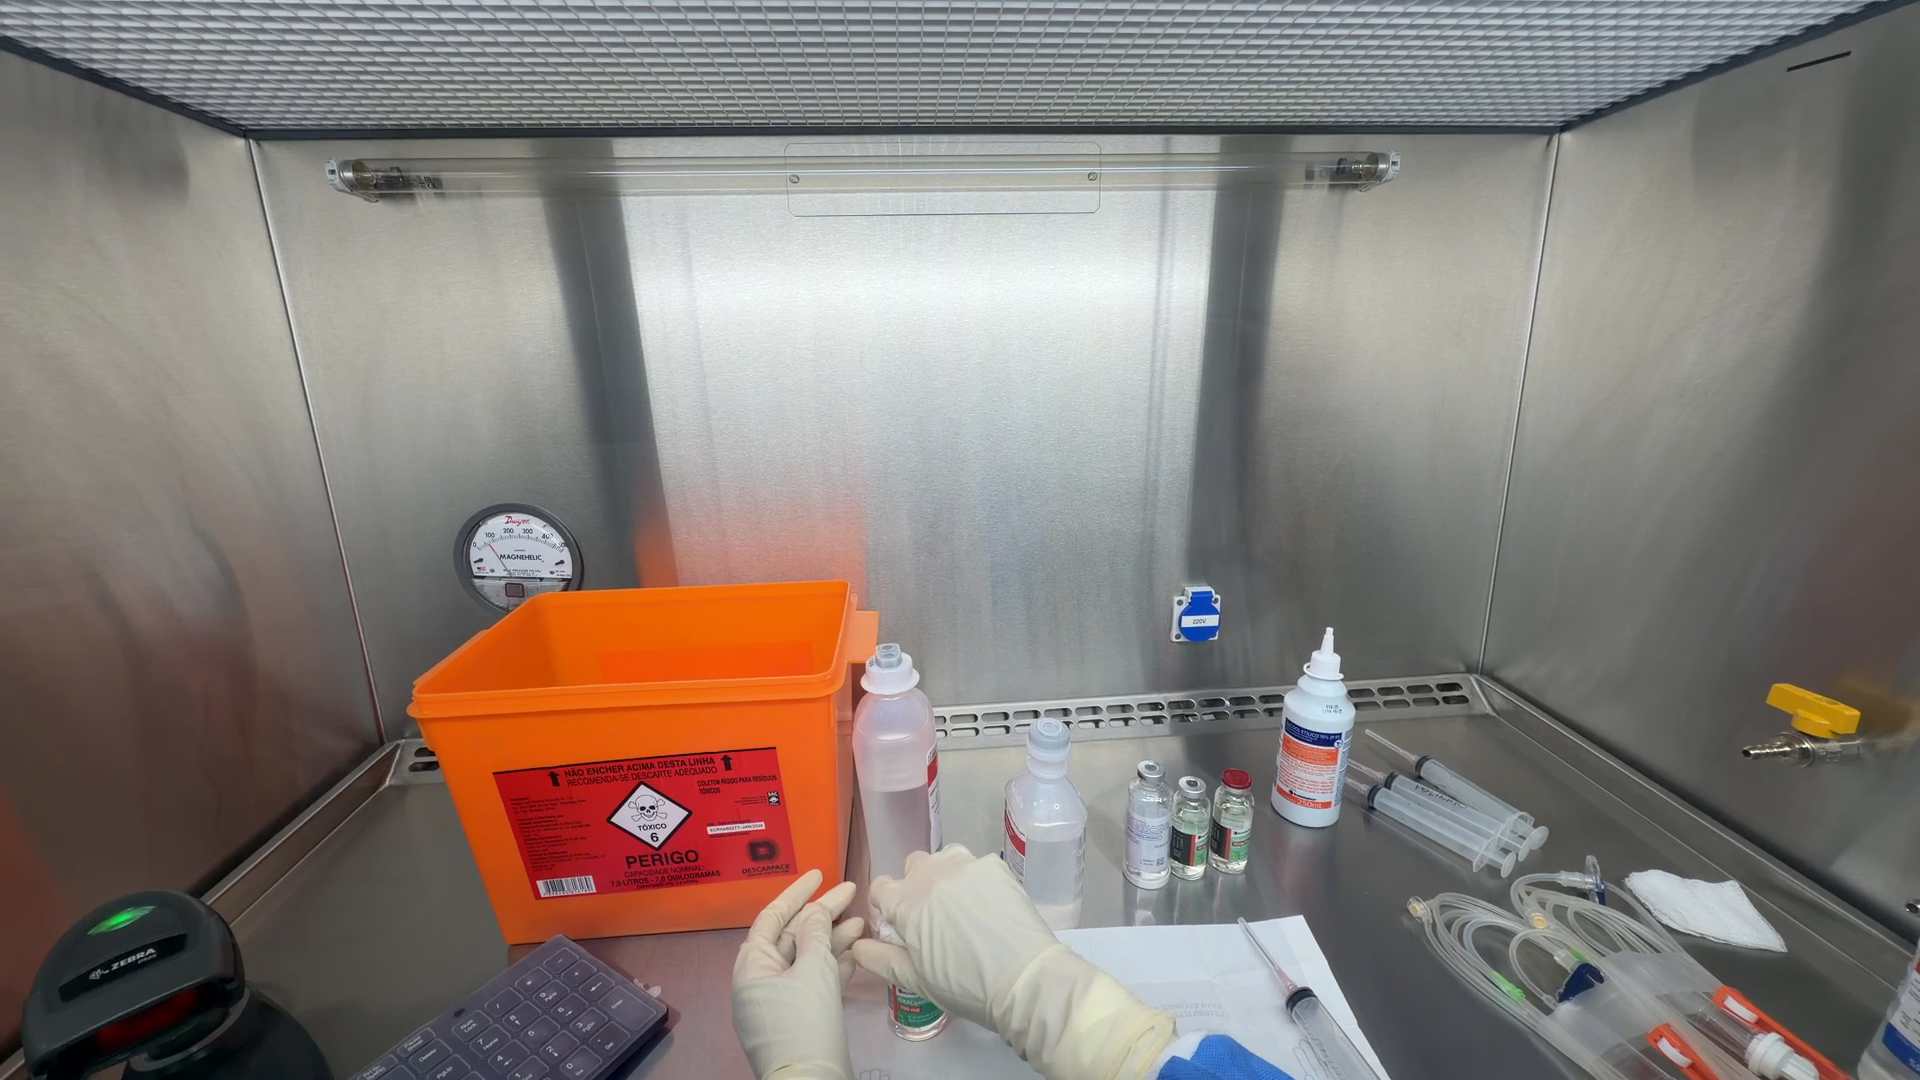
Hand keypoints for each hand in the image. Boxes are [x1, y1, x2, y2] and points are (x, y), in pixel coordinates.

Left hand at [732, 869, 865, 1079]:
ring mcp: (779, 1005)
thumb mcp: (814, 968)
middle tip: (851, 891)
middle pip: (792, 937)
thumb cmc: (806, 1020)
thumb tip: (815, 911)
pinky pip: (814, 983)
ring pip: (807, 960)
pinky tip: (857, 952)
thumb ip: (815, 931)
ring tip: (861, 921)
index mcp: (753, 969)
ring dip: (832, 939)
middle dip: (822, 914)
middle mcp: (761, 984)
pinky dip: (834, 966)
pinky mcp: (799, 1022)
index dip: (796, 894)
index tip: (819, 874)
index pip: (772, 918)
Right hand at [852, 845, 1173, 1079]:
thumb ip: (880, 958)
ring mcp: (965, 864)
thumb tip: (857, 945)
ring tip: (961, 905)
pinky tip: (988, 904)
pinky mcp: (994, 864)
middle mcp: (931, 873)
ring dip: (945, 875)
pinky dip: (976, 879)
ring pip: (944, 858)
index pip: (881, 887)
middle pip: (913, 866)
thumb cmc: (963, 985)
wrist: (1023, 977)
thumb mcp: (915, 980)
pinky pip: (976, 864)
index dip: (887, 905)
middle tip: (934, 916)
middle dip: (916, 885)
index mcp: (906, 901)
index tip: (900, 923)